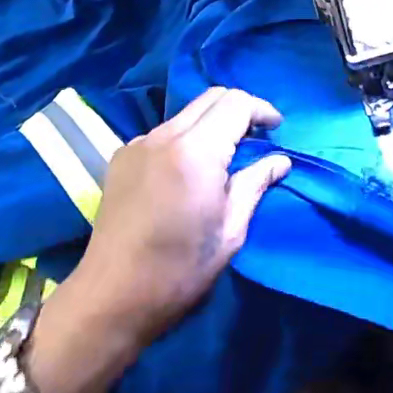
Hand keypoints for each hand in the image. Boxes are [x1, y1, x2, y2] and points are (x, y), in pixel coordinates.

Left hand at [66, 87, 290, 342]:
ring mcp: (138, 143)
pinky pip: (162, 133)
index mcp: (195, 151)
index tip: (276, 129)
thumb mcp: (230, 231)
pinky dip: (184, 139)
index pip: (235, 103)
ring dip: (210, 124)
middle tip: (256, 138)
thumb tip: (279, 160)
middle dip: (238, 109)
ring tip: (224, 158)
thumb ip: (254, 184)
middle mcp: (164, 135)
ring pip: (185, 114)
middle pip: (209, 98)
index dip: (261, 109)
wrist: (112, 295)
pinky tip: (187, 172)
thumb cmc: (180, 270)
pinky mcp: (121, 156)